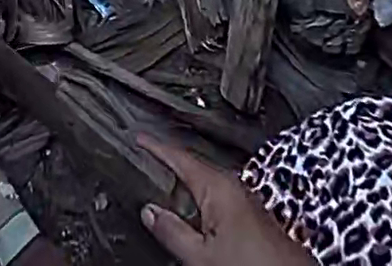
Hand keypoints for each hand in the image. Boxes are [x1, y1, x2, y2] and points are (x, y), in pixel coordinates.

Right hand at [138, 135, 313, 265]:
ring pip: (205, 185)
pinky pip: (218, 200)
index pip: (177, 155)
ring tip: (163, 192)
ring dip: (184, 187)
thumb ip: (172, 231)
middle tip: (144, 162)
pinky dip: (200, 203)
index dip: (154, 146)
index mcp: (217, 186)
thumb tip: (149, 212)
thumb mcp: (202, 258)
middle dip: (167, 166)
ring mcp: (245, 201)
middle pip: (191, 166)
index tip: (137, 138)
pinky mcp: (253, 219)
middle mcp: (233, 186)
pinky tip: (194, 220)